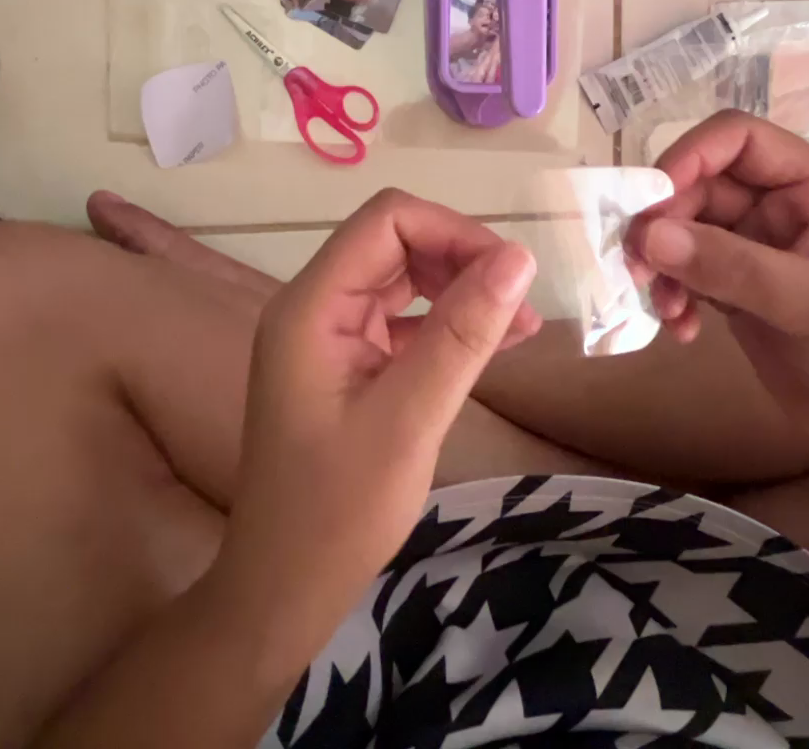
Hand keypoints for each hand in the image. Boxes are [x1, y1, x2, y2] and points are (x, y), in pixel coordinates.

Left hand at [209, 189, 540, 634]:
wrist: (286, 587)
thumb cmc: (339, 511)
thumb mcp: (410, 419)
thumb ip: (462, 334)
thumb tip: (518, 258)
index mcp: (312, 307)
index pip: (387, 221)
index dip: (454, 232)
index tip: (509, 275)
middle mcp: (315, 308)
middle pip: (396, 244)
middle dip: (463, 262)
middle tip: (521, 306)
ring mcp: (329, 337)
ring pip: (404, 281)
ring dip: (462, 293)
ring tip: (523, 326)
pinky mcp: (346, 365)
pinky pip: (403, 323)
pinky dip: (447, 326)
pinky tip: (494, 346)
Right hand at [628, 111, 808, 448]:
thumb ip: (735, 267)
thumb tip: (649, 236)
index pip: (739, 140)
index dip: (690, 156)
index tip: (651, 201)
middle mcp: (779, 209)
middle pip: (699, 187)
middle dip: (664, 221)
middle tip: (636, 265)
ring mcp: (754, 252)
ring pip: (683, 232)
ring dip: (660, 263)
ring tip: (660, 306)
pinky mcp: (735, 293)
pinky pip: (685, 276)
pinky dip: (671, 295)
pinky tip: (680, 330)